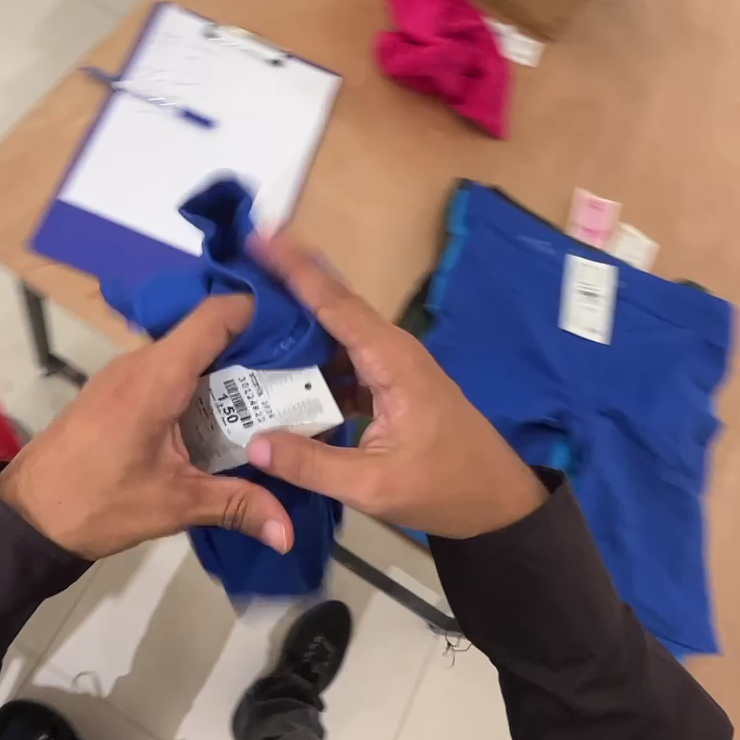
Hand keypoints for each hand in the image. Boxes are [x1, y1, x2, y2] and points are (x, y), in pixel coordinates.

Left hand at [0, 295, 293, 559]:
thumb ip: (235, 506)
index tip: (299, 327)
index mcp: (158, 377)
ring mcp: (128, 371)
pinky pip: (171, 366)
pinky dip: (204, 379)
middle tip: (300, 368)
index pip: (214, 316)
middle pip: (208, 330)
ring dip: (230, 364)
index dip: (258, 311)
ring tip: (275, 389)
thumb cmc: (96, 501)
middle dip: (256, 344)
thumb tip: (289, 533)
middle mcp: (143, 360)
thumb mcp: (172, 505)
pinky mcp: (120, 387)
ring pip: (190, 349)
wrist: (26, 515)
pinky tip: (227, 410)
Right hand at [244, 231, 547, 538]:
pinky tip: (277, 363)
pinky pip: (340, 358)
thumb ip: (312, 465)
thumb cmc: (444, 488)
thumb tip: (252, 443)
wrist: (497, 503)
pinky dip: (310, 355)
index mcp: (391, 360)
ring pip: (335, 330)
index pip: (335, 303)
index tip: (261, 237)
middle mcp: (390, 349)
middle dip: (289, 279)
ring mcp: (389, 364)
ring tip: (247, 306)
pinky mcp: (386, 382)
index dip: (295, 269)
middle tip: (242, 260)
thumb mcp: (374, 485)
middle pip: (332, 305)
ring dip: (296, 318)